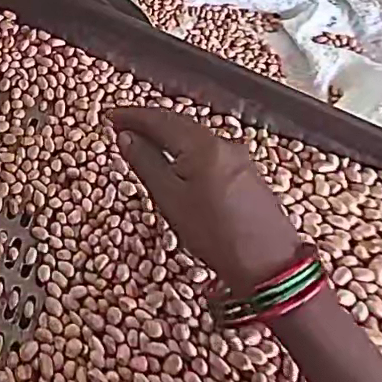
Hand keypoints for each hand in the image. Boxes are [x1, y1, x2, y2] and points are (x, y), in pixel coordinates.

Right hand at [109, 106, 303, 288]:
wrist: (272, 266)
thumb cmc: (214, 233)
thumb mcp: (169, 198)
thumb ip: (145, 161)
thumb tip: (125, 136)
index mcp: (202, 145)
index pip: (159, 119)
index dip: (131, 115)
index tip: (109, 115)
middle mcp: (223, 144)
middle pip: (178, 123)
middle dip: (147, 121)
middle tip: (120, 124)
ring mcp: (238, 158)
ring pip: (193, 136)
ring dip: (165, 134)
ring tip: (141, 140)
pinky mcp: (246, 174)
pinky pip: (206, 150)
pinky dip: (183, 147)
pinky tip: (173, 158)